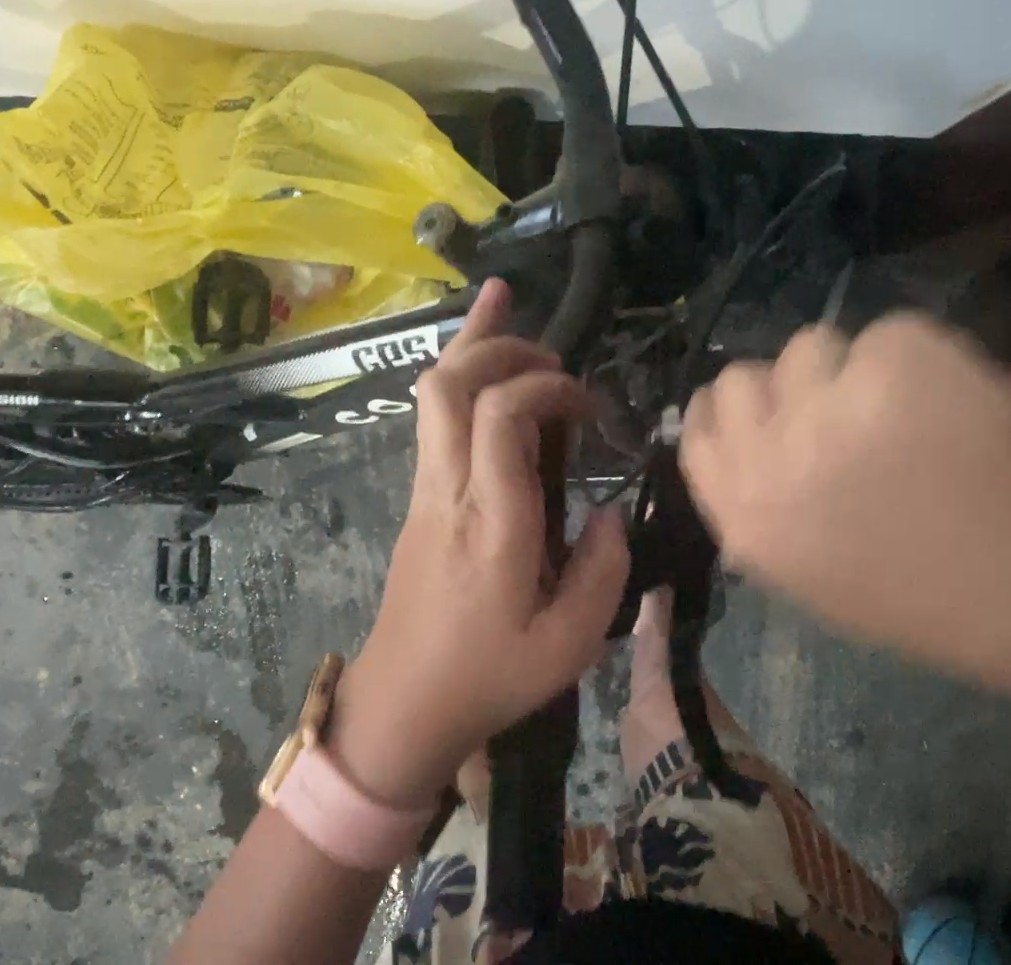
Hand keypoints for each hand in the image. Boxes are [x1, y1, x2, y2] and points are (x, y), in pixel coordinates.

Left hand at [331, 280, 628, 808]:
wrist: (403, 708)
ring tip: (503, 302)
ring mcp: (424, 493)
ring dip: (468, 346)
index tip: (588, 406)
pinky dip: (456, 379)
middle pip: (450, 386)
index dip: (545, 387)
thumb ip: (602, 572)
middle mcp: (449, 492)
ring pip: (430, 395)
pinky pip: (432, 421)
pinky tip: (477, 362)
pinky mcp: (418, 501)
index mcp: (491, 523)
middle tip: (553, 353)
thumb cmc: (487, 680)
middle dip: (500, 348)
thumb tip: (608, 511)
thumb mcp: (568, 645)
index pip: (501, 416)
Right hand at [679, 313, 1010, 676]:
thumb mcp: (819, 572)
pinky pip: (889, 333)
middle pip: (743, 378)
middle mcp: (771, 466)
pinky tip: (968, 407)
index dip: (733, 411)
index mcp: (750, 525)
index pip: (698, 433)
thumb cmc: (947, 594)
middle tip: (848, 409)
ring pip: (814, 346)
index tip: (769, 405)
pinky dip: (927, 359)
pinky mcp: (894, 365)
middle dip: (791, 386)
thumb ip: (773, 502)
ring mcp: (828, 411)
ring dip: (857, 369)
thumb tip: (764, 430)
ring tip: (920, 416)